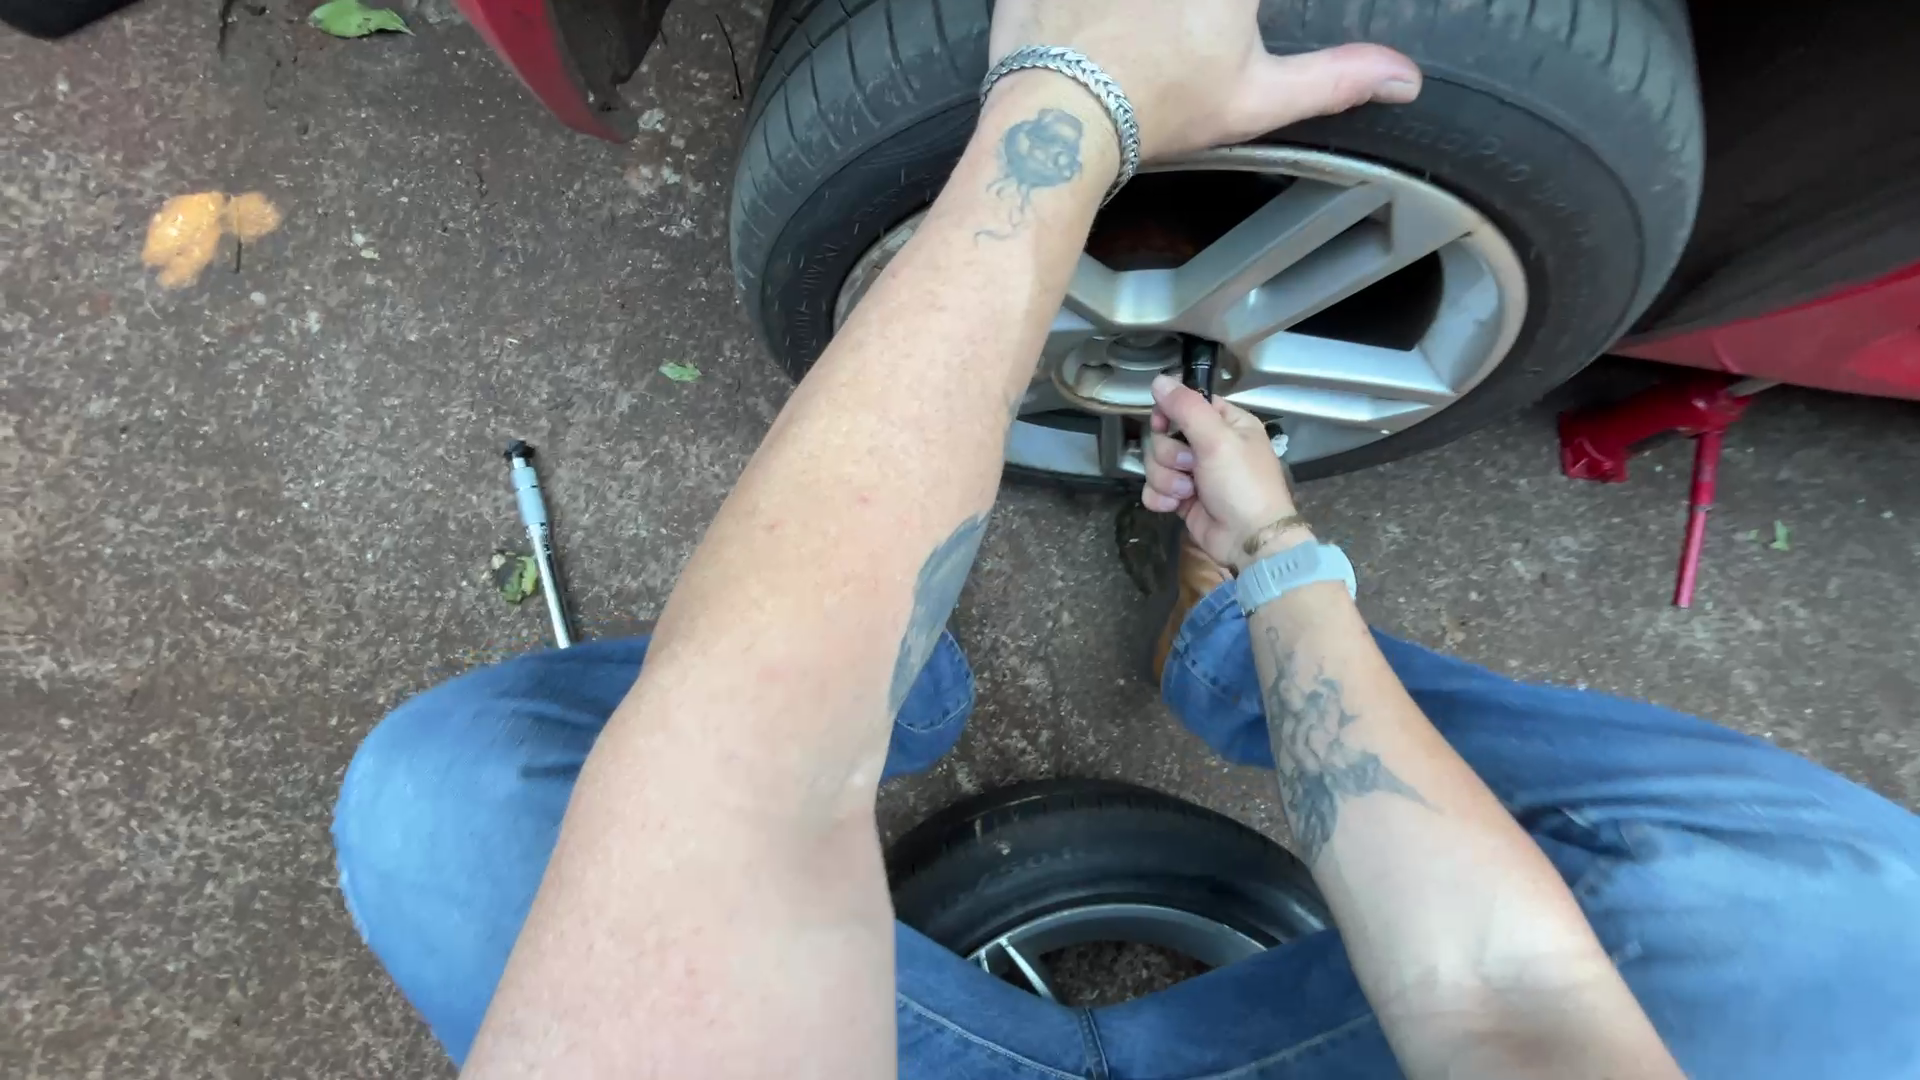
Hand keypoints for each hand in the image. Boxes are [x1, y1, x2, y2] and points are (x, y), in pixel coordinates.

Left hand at [988, 0, 1422, 160]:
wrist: (1059, 121)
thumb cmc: (1156, 110)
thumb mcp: (1252, 102)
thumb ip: (1329, 81)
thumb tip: (1404, 79)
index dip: (1240, 15)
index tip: (1234, 28)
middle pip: (1200, 3)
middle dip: (1190, 19)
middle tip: (1182, 44)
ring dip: (1146, 10)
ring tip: (1145, 32)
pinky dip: (1082, 2)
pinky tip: (1096, 21)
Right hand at [1142, 374, 1305, 570]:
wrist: (1248, 539)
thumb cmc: (1242, 484)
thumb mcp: (1217, 440)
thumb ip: (1186, 408)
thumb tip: (1159, 379)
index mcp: (1226, 424)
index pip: (1185, 405)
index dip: (1169, 415)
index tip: (1163, 425)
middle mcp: (1209, 445)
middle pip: (1163, 437)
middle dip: (1169, 456)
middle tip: (1190, 467)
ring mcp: (1194, 473)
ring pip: (1156, 464)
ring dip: (1166, 480)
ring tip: (1187, 493)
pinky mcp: (1182, 498)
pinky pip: (1154, 489)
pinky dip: (1161, 497)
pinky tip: (1176, 506)